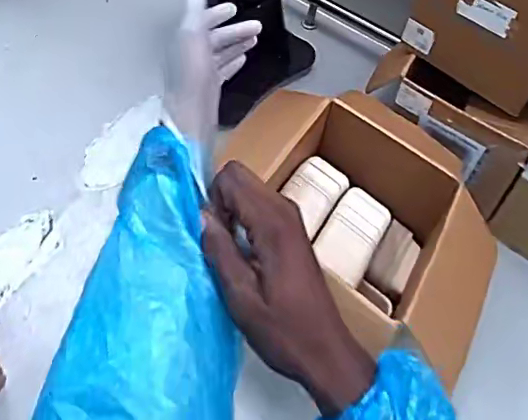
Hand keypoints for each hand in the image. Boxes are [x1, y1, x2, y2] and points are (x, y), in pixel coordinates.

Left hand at [164, 0, 259, 150]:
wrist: (191, 117)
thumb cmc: (190, 80)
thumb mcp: (192, 37)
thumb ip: (194, 15)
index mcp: (186, 42)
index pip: (202, 21)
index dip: (217, 13)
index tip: (232, 8)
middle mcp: (191, 56)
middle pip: (215, 37)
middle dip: (235, 29)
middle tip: (255, 24)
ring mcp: (200, 73)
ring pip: (221, 52)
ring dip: (238, 42)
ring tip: (254, 37)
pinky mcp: (209, 88)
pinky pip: (223, 69)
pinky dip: (234, 61)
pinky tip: (242, 59)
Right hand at [203, 161, 374, 414]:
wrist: (326, 351)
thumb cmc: (283, 330)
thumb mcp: (241, 297)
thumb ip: (219, 250)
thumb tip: (201, 216)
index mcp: (272, 220)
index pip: (230, 176)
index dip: (213, 200)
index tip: (215, 237)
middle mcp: (283, 207)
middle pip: (239, 176)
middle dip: (220, 201)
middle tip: (220, 243)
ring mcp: (290, 215)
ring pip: (248, 188)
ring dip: (231, 211)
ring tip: (232, 253)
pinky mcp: (291, 226)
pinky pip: (258, 204)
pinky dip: (244, 218)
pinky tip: (246, 255)